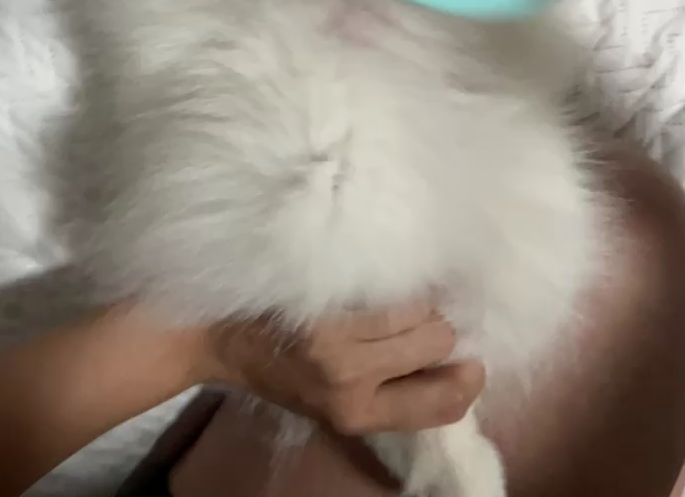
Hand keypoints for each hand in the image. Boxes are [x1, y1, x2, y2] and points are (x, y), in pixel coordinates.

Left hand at [200, 302, 483, 434]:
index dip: (466, 378)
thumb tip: (449, 367)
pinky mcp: (321, 295)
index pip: (441, 403)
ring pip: (415, 305)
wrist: (216, 335)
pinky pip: (383, 280)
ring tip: (388, 292)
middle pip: (437, 339)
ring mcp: (335, 332)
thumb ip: (386, 393)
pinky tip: (373, 271)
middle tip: (413, 315)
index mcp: (357, 413)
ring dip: (413, 296)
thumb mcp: (332, 404)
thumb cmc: (278, 368)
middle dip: (435, 325)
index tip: (469, 358)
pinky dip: (388, 275)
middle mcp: (351, 376)